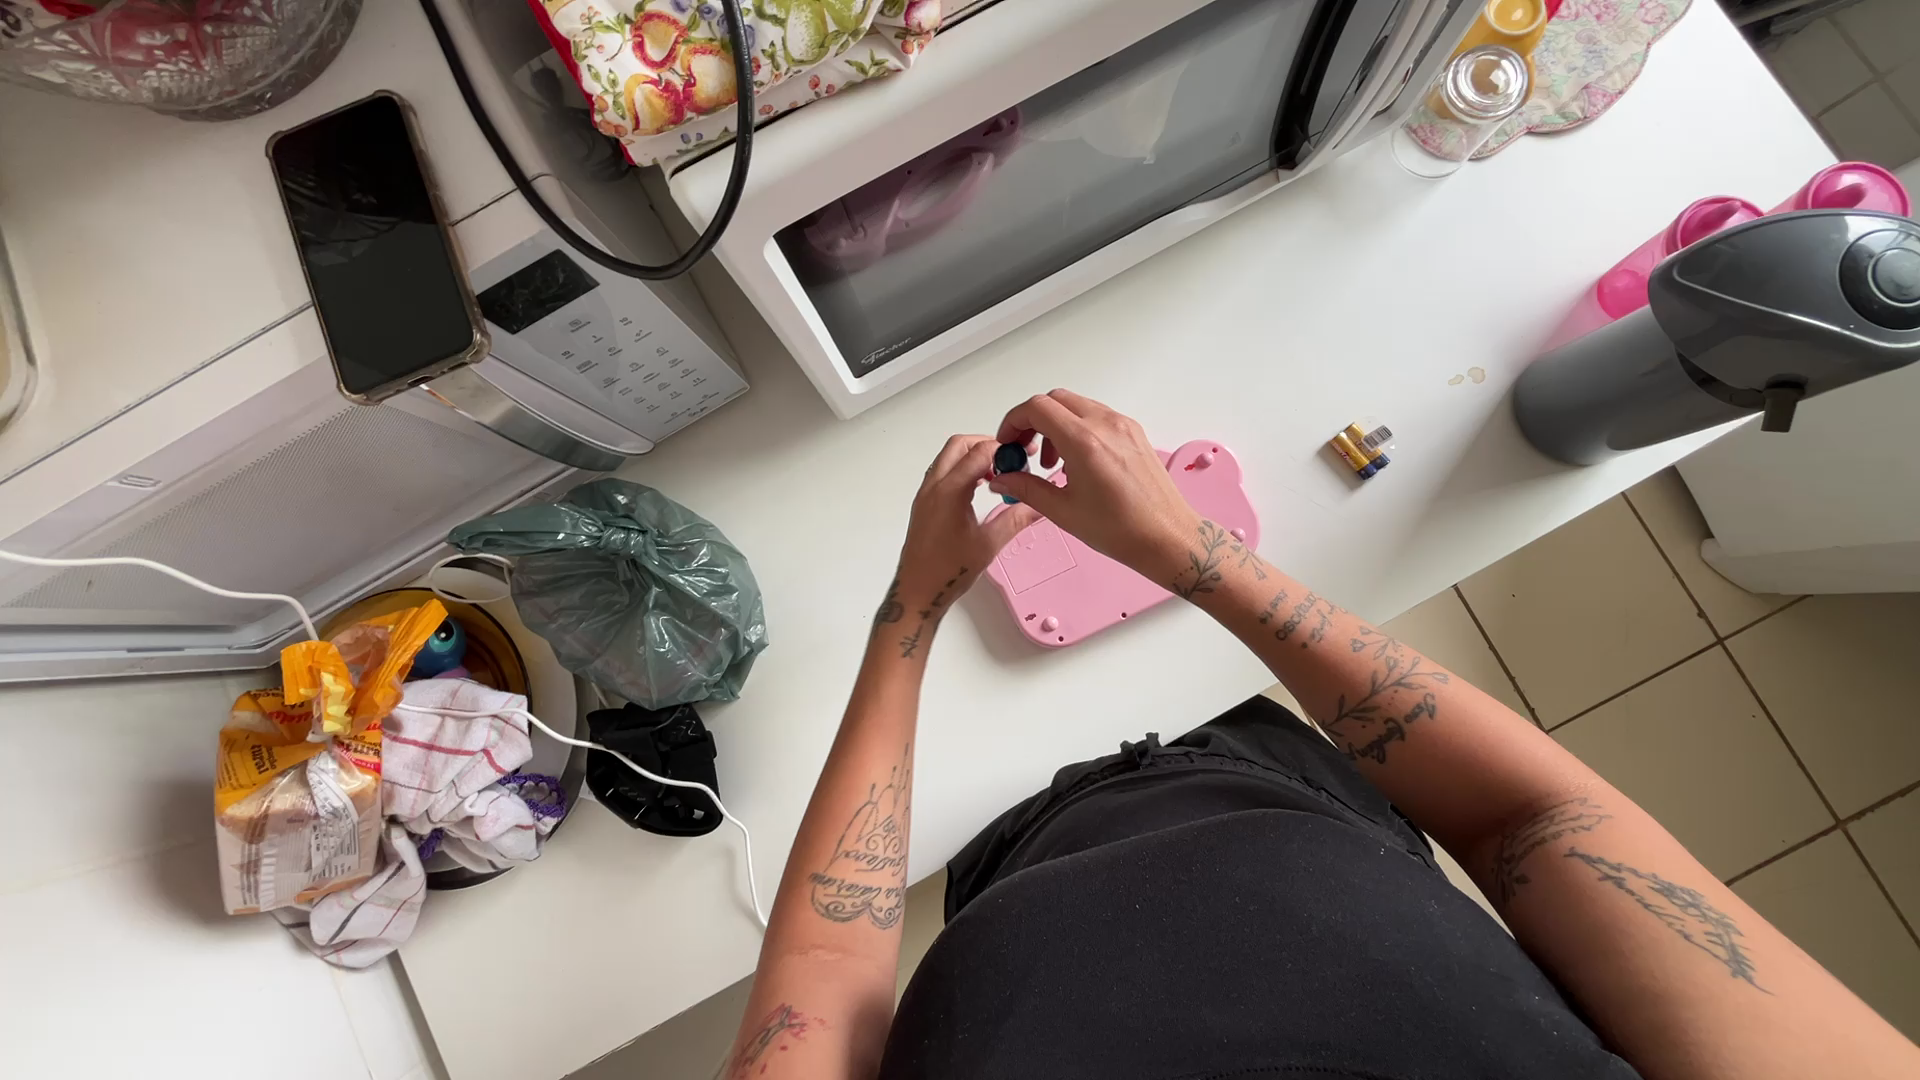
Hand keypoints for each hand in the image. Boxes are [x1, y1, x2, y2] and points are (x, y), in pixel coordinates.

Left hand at [876, 435, 1040, 658]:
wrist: (918, 591)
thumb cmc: (950, 571)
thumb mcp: (989, 544)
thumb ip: (1016, 518)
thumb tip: (1039, 504)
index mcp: (950, 491)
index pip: (979, 451)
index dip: (1004, 450)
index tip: (1023, 460)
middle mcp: (933, 486)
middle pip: (959, 445)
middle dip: (986, 445)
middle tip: (1009, 460)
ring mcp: (925, 494)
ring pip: (948, 457)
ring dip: (972, 457)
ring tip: (997, 475)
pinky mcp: (923, 503)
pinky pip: (942, 472)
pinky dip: (961, 469)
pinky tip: (979, 489)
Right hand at [987, 390, 1201, 580]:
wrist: (1166, 537)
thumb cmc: (1120, 529)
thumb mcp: (1062, 511)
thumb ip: (1026, 489)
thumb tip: (1002, 479)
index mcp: (1084, 442)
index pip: (1037, 408)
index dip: (1013, 422)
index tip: (1008, 443)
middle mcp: (1105, 425)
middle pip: (1055, 400)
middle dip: (1032, 420)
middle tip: (1024, 449)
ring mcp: (1123, 425)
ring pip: (1076, 405)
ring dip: (1055, 424)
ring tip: (1051, 462)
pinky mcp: (1134, 432)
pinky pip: (1097, 416)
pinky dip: (1077, 428)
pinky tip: (1076, 462)